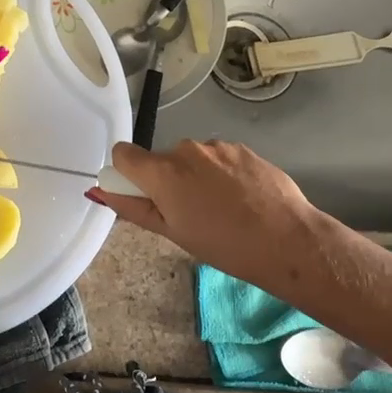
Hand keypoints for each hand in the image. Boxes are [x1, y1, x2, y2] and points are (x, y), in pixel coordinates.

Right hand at [92, 140, 325, 285]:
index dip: (128, 173)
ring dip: (198, 177)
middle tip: (192, 214)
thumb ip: (134, 208)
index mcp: (162, 172)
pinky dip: (224, 174)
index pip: (123, 153)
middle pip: (161, 159)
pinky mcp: (242, 147)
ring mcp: (216, 146)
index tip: (145, 195)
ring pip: (193, 159)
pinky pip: (219, 158)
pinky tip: (244, 200)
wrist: (290, 241)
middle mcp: (184, 149)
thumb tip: (101, 191)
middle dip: (169, 180)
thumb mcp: (173, 234)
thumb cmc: (225, 246)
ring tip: (224, 209)